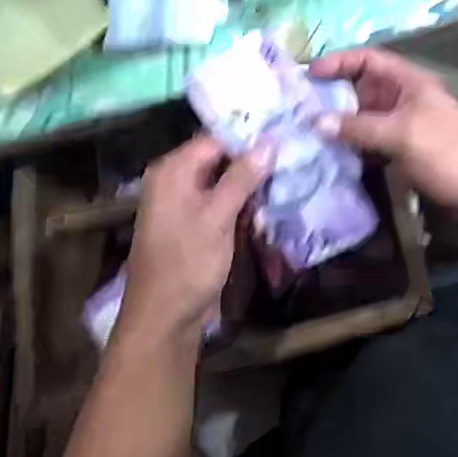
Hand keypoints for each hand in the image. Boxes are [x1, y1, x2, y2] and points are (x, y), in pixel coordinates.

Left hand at [118, 135, 269, 345]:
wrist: (165, 317)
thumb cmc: (188, 264)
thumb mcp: (218, 217)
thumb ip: (242, 178)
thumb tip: (269, 142)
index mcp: (172, 171)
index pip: (217, 138)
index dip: (250, 138)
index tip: (286, 139)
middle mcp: (174, 179)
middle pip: (221, 158)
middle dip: (254, 162)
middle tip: (293, 160)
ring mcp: (183, 202)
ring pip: (224, 181)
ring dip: (252, 186)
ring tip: (287, 181)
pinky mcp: (193, 222)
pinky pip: (221, 201)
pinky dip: (242, 203)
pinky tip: (267, 206)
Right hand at [310, 48, 457, 211]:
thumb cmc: (448, 153)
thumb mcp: (401, 135)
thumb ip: (358, 127)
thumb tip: (315, 121)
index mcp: (409, 82)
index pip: (369, 59)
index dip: (339, 61)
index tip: (309, 74)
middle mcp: (404, 98)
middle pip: (362, 88)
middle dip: (332, 94)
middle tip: (298, 107)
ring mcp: (404, 125)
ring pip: (364, 117)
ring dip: (340, 123)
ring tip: (306, 131)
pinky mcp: (404, 150)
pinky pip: (372, 141)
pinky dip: (353, 145)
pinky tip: (331, 154)